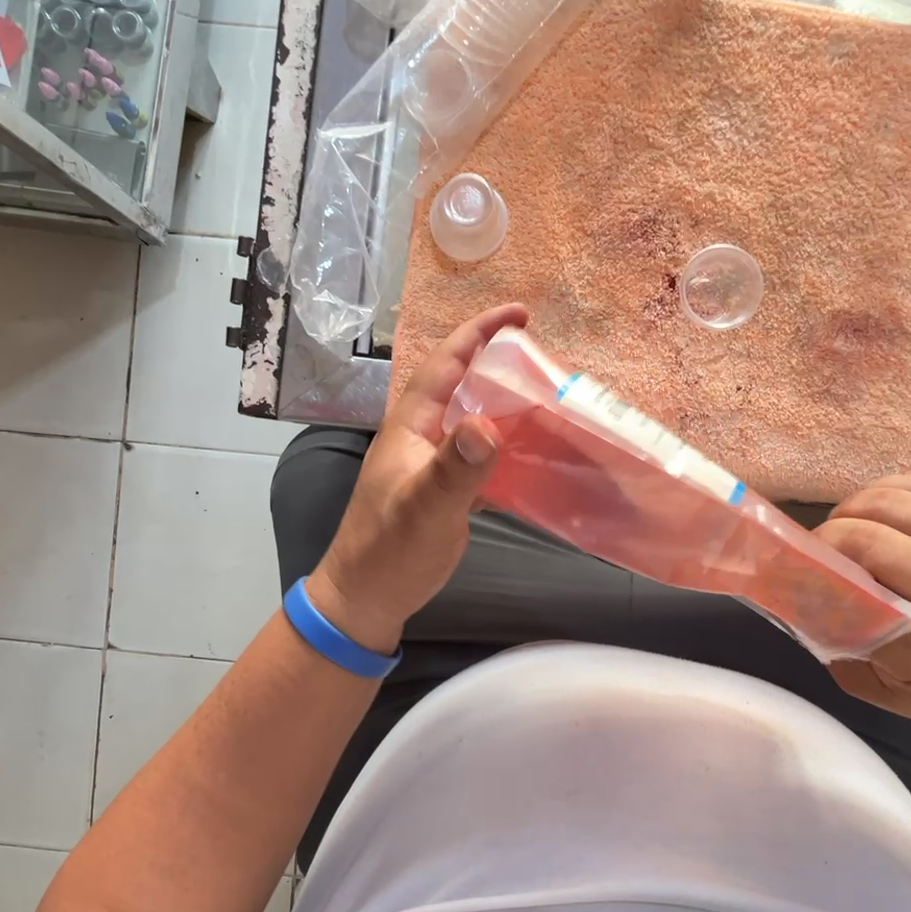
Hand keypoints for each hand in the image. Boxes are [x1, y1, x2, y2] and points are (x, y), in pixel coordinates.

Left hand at [309, 304, 526, 653]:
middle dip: (496, 361)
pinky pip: (477, 453)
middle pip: (460, 384)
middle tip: (542, 357)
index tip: (519, 314)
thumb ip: (454, 468)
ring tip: (545, 397)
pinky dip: (504, 444)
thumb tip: (488, 424)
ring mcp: (430, 463)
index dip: (479, 333)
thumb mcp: (424, 508)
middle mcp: (420, 435)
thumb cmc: (388, 552)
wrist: (365, 597)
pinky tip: (532, 452)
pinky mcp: (442, 490)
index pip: (445, 364)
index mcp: (410, 426)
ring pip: (470, 417)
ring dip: (503, 401)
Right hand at [812, 475, 910, 747]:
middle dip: (825, 538)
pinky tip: (871, 513)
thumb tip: (798, 598)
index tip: (790, 577)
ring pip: (893, 501)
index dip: (812, 577)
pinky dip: (885, 493)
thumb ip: (842, 647)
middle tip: (813, 553)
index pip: (854, 593)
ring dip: (850, 511)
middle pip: (868, 537)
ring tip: (840, 531)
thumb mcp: (890, 694)